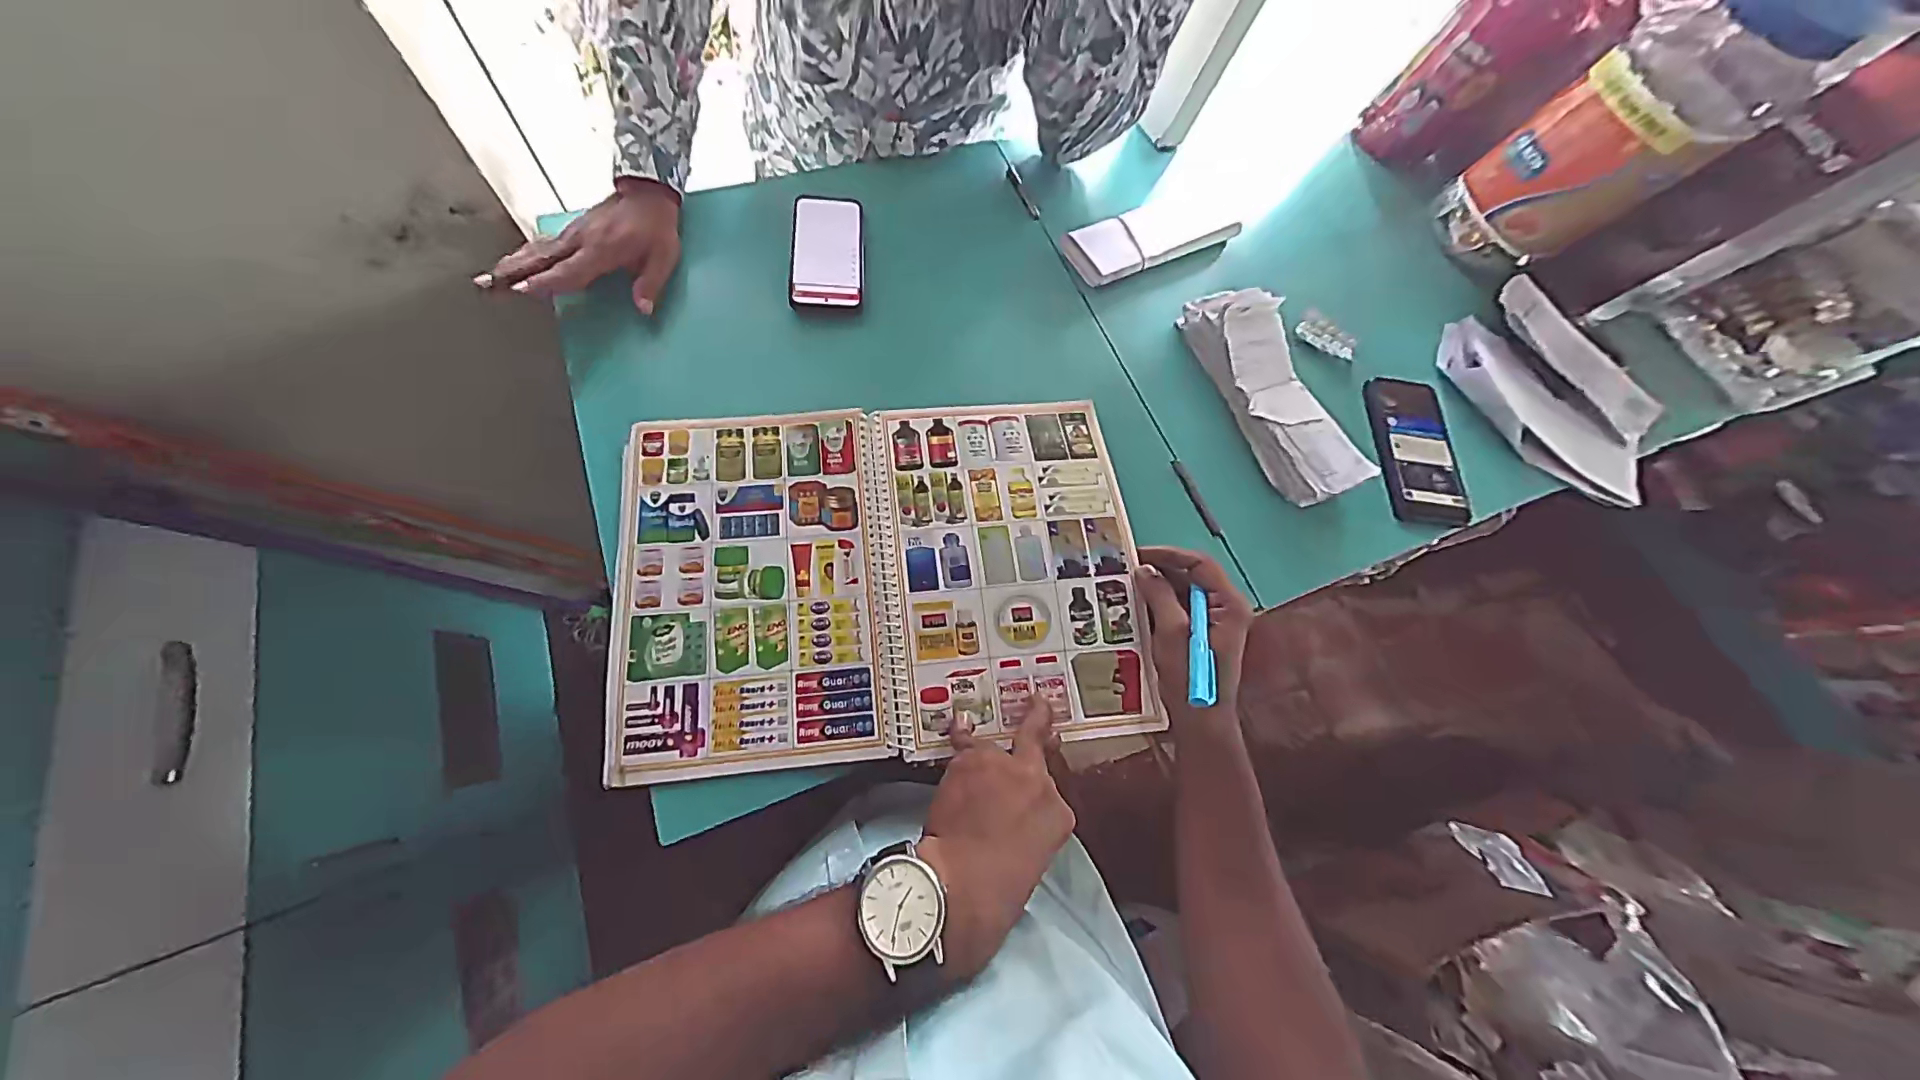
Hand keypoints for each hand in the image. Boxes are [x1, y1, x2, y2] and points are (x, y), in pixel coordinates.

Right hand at [476, 177, 681, 314]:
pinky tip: (516, 260)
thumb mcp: (663, 258)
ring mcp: (574, 232)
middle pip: (542, 258)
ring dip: (513, 262)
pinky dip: (528, 252)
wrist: (648, 193)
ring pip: (538, 249)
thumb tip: (643, 309)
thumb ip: (650, 283)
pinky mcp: (574, 228)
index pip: (569, 270)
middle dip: (514, 271)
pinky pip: (546, 242)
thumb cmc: (657, 227)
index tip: (521, 289)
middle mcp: (581, 240)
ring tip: (491, 275)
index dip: (546, 281)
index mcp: (601, 249)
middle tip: (487, 284)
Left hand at [915, 698, 1074, 981]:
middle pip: (1039, 743)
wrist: (965, 883)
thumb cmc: (997, 887)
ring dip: (982, 752)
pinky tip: (956, 733)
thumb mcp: (1029, 856)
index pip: (1051, 788)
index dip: (1039, 776)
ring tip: (968, 733)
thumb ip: (1027, 823)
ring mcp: (1007, 767)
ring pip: (994, 746)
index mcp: (1059, 816)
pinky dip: (960, 743)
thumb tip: (1011, 811)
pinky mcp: (975, 760)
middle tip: (1038, 703)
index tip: (1042, 761)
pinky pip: (966, 745)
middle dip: (1038, 720)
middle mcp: (1039, 784)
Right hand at [1133, 547, 1254, 725]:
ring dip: (1156, 587)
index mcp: (1229, 604)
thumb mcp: (1171, 632)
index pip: (1200, 564)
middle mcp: (1225, 609)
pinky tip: (1135, 605)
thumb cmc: (1190, 677)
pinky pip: (1178, 610)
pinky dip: (1158, 604)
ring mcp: (1213, 624)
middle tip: (1127, 567)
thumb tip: (1144, 570)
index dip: (1169, 554)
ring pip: (1182, 593)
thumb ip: (1160, 596)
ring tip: (1126, 583)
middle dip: (1159, 569)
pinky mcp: (1199, 636)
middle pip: (1191, 577)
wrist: (1200, 723)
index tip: (1139, 554)